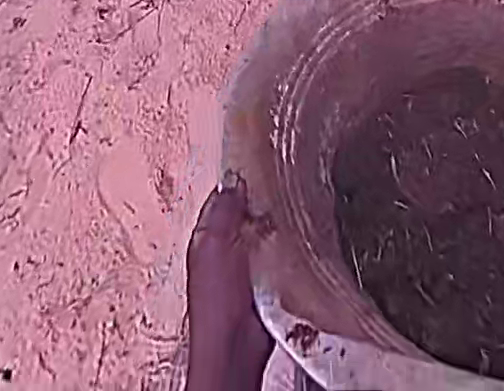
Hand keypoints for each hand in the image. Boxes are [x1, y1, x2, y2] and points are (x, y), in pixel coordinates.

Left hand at [184, 175, 274, 390]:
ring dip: (274, 217)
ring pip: (262, 227)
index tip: (258, 155)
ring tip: (294, 195)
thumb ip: (224, 212)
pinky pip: (278, 246)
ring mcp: (244, 263)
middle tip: (281, 172)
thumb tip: (233, 179)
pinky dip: (287, 237)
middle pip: (244, 210)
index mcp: (204, 238)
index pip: (221, 196)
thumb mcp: (215, 247)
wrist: (236, 347)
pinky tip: (299, 230)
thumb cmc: (218, 303)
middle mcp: (222, 248)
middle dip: (260, 195)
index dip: (238, 177)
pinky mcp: (266, 276)